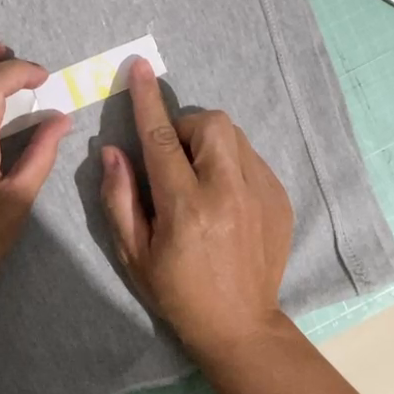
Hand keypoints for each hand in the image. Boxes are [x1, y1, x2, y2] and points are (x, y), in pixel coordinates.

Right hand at [99, 59, 295, 355]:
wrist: (240, 326)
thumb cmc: (176, 292)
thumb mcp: (132, 253)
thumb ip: (119, 197)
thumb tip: (113, 150)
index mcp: (186, 207)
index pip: (160, 139)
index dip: (147, 99)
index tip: (140, 67)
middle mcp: (228, 192)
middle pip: (209, 124)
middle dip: (184, 127)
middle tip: (170, 158)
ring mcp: (261, 194)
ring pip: (234, 135)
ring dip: (207, 142)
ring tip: (196, 177)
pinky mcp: (280, 199)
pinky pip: (251, 158)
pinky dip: (229, 162)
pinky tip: (221, 196)